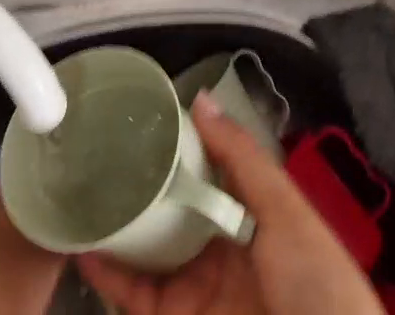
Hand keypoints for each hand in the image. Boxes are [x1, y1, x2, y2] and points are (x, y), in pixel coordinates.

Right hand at [75, 94, 382, 314]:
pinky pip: (133, 295)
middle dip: (138, 189)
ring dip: (114, 228)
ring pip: (145, 252)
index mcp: (251, 217)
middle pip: (170, 213)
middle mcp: (219, 249)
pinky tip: (84, 246)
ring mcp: (196, 288)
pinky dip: (106, 275)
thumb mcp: (285, 210)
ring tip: (80, 195)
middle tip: (97, 156)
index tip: (139, 122)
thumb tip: (200, 99)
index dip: (176, 151)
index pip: (206, 176)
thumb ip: (240, 157)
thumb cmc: (314, 278)